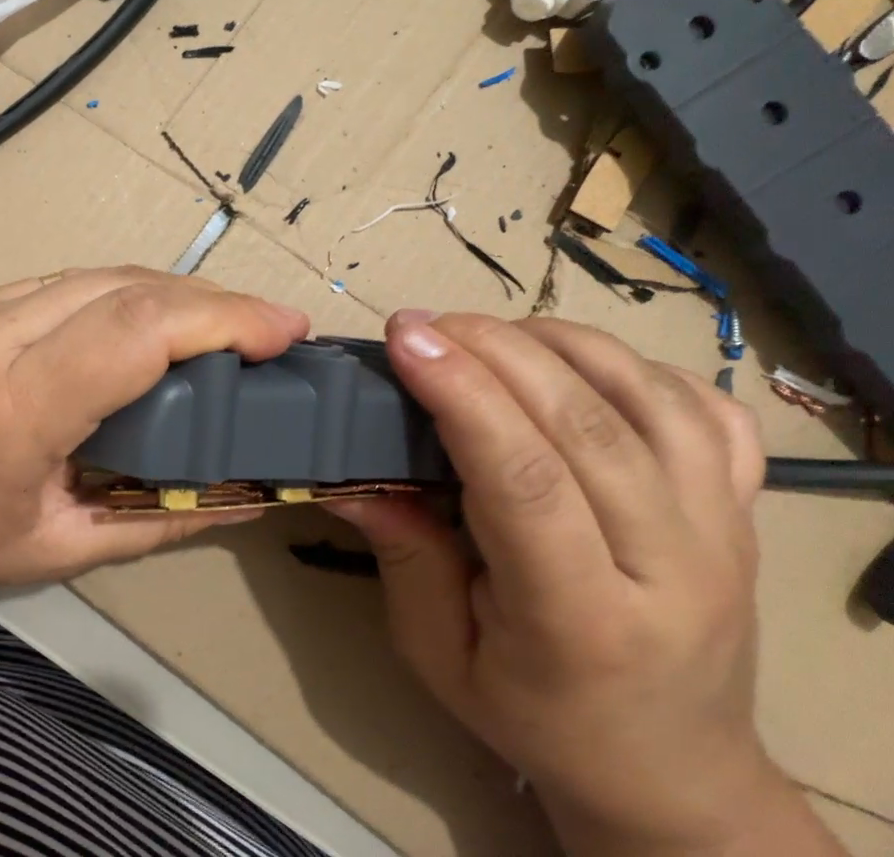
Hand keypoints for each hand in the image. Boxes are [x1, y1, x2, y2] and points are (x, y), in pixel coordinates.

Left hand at [0, 267, 308, 591]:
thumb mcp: (53, 549)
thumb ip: (156, 523)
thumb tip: (248, 499)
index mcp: (14, 408)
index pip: (132, 332)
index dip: (220, 320)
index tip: (284, 334)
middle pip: (125, 287)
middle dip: (211, 301)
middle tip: (267, 335)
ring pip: (99, 274)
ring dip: (171, 292)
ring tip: (222, 330)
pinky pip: (65, 282)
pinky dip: (123, 294)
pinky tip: (152, 324)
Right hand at [330, 312, 832, 856]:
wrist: (670, 768)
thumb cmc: (535, 715)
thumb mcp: (438, 654)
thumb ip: (403, 558)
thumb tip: (346, 477)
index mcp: (583, 618)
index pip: (527, 480)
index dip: (464, 396)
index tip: (407, 339)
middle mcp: (674, 568)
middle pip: (590, 425)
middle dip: (496, 353)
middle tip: (425, 323)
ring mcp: (725, 534)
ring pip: (654, 401)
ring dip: (562, 345)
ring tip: (486, 332)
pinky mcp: (744, 514)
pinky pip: (706, 412)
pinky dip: (636, 366)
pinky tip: (573, 362)